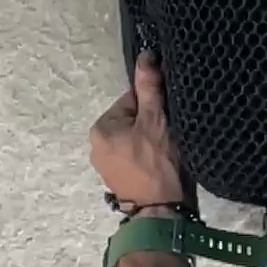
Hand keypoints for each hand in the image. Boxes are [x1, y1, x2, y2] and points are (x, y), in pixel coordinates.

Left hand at [89, 52, 183, 211]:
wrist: (162, 212)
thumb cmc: (157, 163)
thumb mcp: (155, 120)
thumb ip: (149, 87)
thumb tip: (145, 55)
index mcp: (101, 128)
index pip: (131, 100)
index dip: (153, 106)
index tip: (168, 118)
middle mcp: (96, 146)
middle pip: (133, 120)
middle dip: (152, 124)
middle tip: (169, 137)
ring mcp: (106, 166)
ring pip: (136, 139)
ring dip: (152, 141)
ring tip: (168, 152)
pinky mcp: (119, 181)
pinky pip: (136, 158)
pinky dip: (149, 158)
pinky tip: (162, 165)